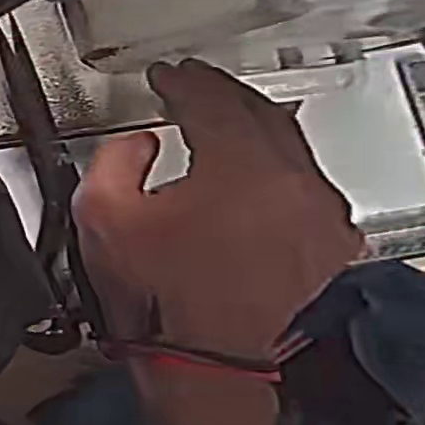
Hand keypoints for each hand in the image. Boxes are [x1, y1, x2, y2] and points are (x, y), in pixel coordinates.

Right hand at [73, 59, 362, 360]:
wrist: (198, 350)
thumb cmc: (153, 288)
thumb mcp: (99, 211)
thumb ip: (116, 159)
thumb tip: (140, 144)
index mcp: (242, 173)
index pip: (215, 106)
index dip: (184, 84)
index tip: (167, 75)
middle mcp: (296, 187)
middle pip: (264, 117)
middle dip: (223, 94)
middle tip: (194, 82)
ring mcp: (319, 217)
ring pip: (291, 148)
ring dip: (251, 125)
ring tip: (219, 116)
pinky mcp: (324, 242)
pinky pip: (303, 184)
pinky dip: (272, 162)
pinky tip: (249, 166)